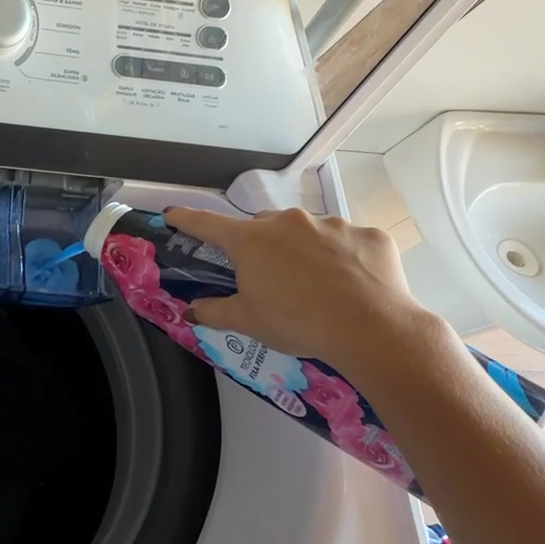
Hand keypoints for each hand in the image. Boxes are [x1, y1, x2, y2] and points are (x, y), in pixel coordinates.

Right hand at [161, 207, 442, 372]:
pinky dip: (344, 258)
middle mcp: (288, 222)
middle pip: (263, 226)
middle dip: (260, 244)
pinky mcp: (369, 235)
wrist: (372, 329)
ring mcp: (332, 225)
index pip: (207, 224)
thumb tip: (192, 309)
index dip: (186, 220)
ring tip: (315, 284)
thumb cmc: (296, 322)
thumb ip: (214, 311)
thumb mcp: (246, 322)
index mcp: (250, 240)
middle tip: (267, 275)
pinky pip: (348, 242)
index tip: (172, 214)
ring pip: (307, 231)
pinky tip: (351, 283)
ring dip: (303, 250)